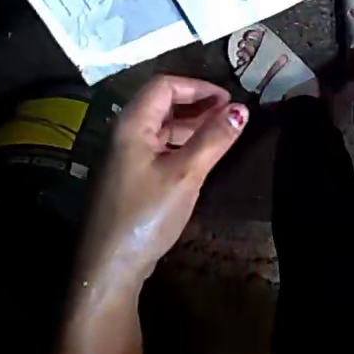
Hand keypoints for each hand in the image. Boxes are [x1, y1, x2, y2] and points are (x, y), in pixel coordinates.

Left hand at [80, 75, 247, 283]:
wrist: (110, 267)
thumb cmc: (147, 214)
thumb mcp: (186, 173)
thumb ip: (215, 138)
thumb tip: (243, 108)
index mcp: (132, 124)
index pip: (165, 85)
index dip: (198, 86)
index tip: (229, 99)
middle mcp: (125, 133)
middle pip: (162, 101)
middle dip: (198, 101)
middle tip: (230, 113)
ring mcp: (126, 155)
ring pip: (162, 124)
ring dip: (193, 121)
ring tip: (223, 131)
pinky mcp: (132, 175)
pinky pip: (161, 144)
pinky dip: (184, 140)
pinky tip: (203, 153)